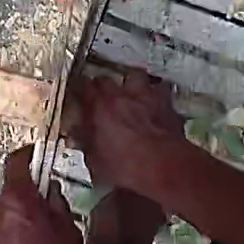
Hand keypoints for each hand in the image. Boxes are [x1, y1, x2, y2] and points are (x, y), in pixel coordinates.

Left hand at [0, 145, 82, 243]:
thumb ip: (60, 205)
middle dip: (32, 193)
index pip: (17, 160)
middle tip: (51, 206)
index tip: (40, 154)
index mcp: (17, 197)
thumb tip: (52, 193)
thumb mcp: (69, 232)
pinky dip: (14, 229)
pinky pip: (2, 225)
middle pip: (15, 187)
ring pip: (9, 208)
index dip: (29, 154)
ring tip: (42, 234)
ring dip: (23, 213)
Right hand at [68, 69, 191, 195]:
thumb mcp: (95, 160)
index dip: (78, 88)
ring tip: (129, 93)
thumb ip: (86, 141)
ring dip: (131, 82)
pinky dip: (156, 95)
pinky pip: (160, 90)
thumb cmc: (128, 166)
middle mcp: (121, 96)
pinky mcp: (166, 104)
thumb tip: (79, 137)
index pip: (81, 86)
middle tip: (100, 97)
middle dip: (102, 86)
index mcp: (98, 106)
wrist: (163, 168)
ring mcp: (146, 96)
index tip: (77, 93)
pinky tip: (155, 104)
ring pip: (135, 76)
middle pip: (106, 79)